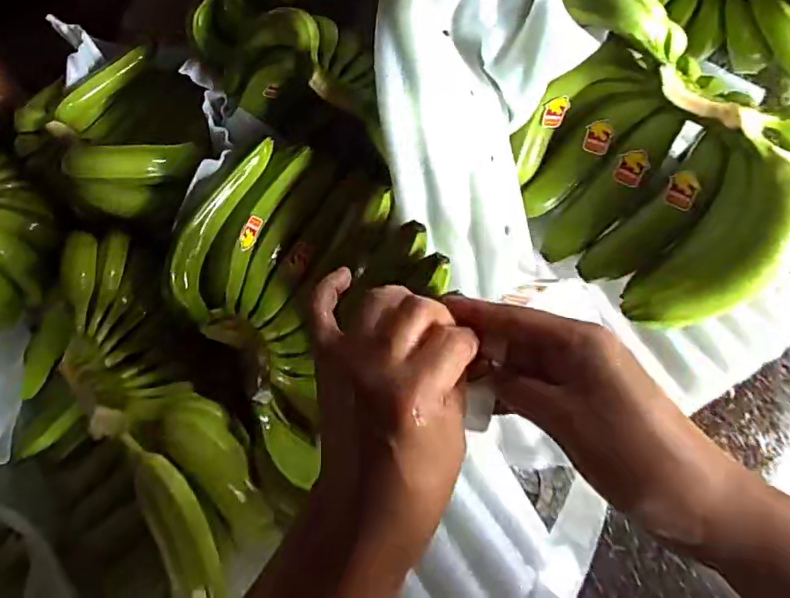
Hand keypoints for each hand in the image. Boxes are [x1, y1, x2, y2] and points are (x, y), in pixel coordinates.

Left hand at [301, 269, 478, 586]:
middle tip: (443, 340)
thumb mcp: (456, 435)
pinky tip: (347, 275)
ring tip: (411, 321)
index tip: (469, 355)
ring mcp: (346, 358)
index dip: (469, 345)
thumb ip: (457, 380)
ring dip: (402, 302)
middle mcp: (378, 364)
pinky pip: (319, 309)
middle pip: (420, 307)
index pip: (456, 338)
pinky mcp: (324, 359)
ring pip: (379, 297)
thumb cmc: (417, 487)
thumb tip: (461, 346)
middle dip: (441, 319)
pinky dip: (329, 287)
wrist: (360, 515)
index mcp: (416, 391)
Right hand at [442, 297, 749, 554]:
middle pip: (520, 334)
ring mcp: (586, 371)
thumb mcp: (568, 420)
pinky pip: (542, 381)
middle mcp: (580, 345)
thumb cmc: (631, 452)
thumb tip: (486, 369)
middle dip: (481, 337)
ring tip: (451, 371)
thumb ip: (522, 389)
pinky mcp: (588, 395)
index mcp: (578, 339)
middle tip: (433, 346)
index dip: (475, 311)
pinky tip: (489, 398)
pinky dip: (516, 387)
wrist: (697, 497)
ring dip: (496, 364)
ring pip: (529, 358)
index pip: (515, 317)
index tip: (435, 307)